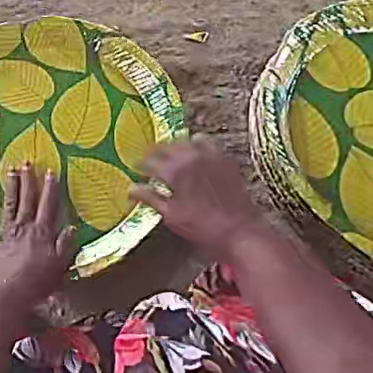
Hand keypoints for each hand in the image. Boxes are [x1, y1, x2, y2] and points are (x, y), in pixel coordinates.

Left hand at [0, 164, 77, 310]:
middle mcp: (24, 227)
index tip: (51, 171)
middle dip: (29, 180)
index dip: (50, 188)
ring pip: (9, 204)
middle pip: (28, 199)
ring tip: (10, 170)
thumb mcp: (59, 266)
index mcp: (42, 232)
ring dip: (10, 186)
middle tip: (27, 161)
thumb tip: (72, 226)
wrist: (5, 295)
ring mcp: (6, 232)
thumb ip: (65, 245)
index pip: (48, 205)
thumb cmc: (36, 283)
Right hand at [130, 139, 270, 254]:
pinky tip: (196, 154)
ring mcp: (210, 156)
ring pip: (187, 141)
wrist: (240, 231)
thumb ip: (151, 198)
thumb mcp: (172, 216)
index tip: (137, 168)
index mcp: (174, 170)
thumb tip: (132, 189)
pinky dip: (198, 146)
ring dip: (177, 146)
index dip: (141, 164)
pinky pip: (208, 144)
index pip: (150, 161)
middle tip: (151, 161)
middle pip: (167, 146)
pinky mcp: (225, 159)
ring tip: (171, 156)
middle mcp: (191, 157)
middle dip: (156, 153)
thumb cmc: (204, 228)